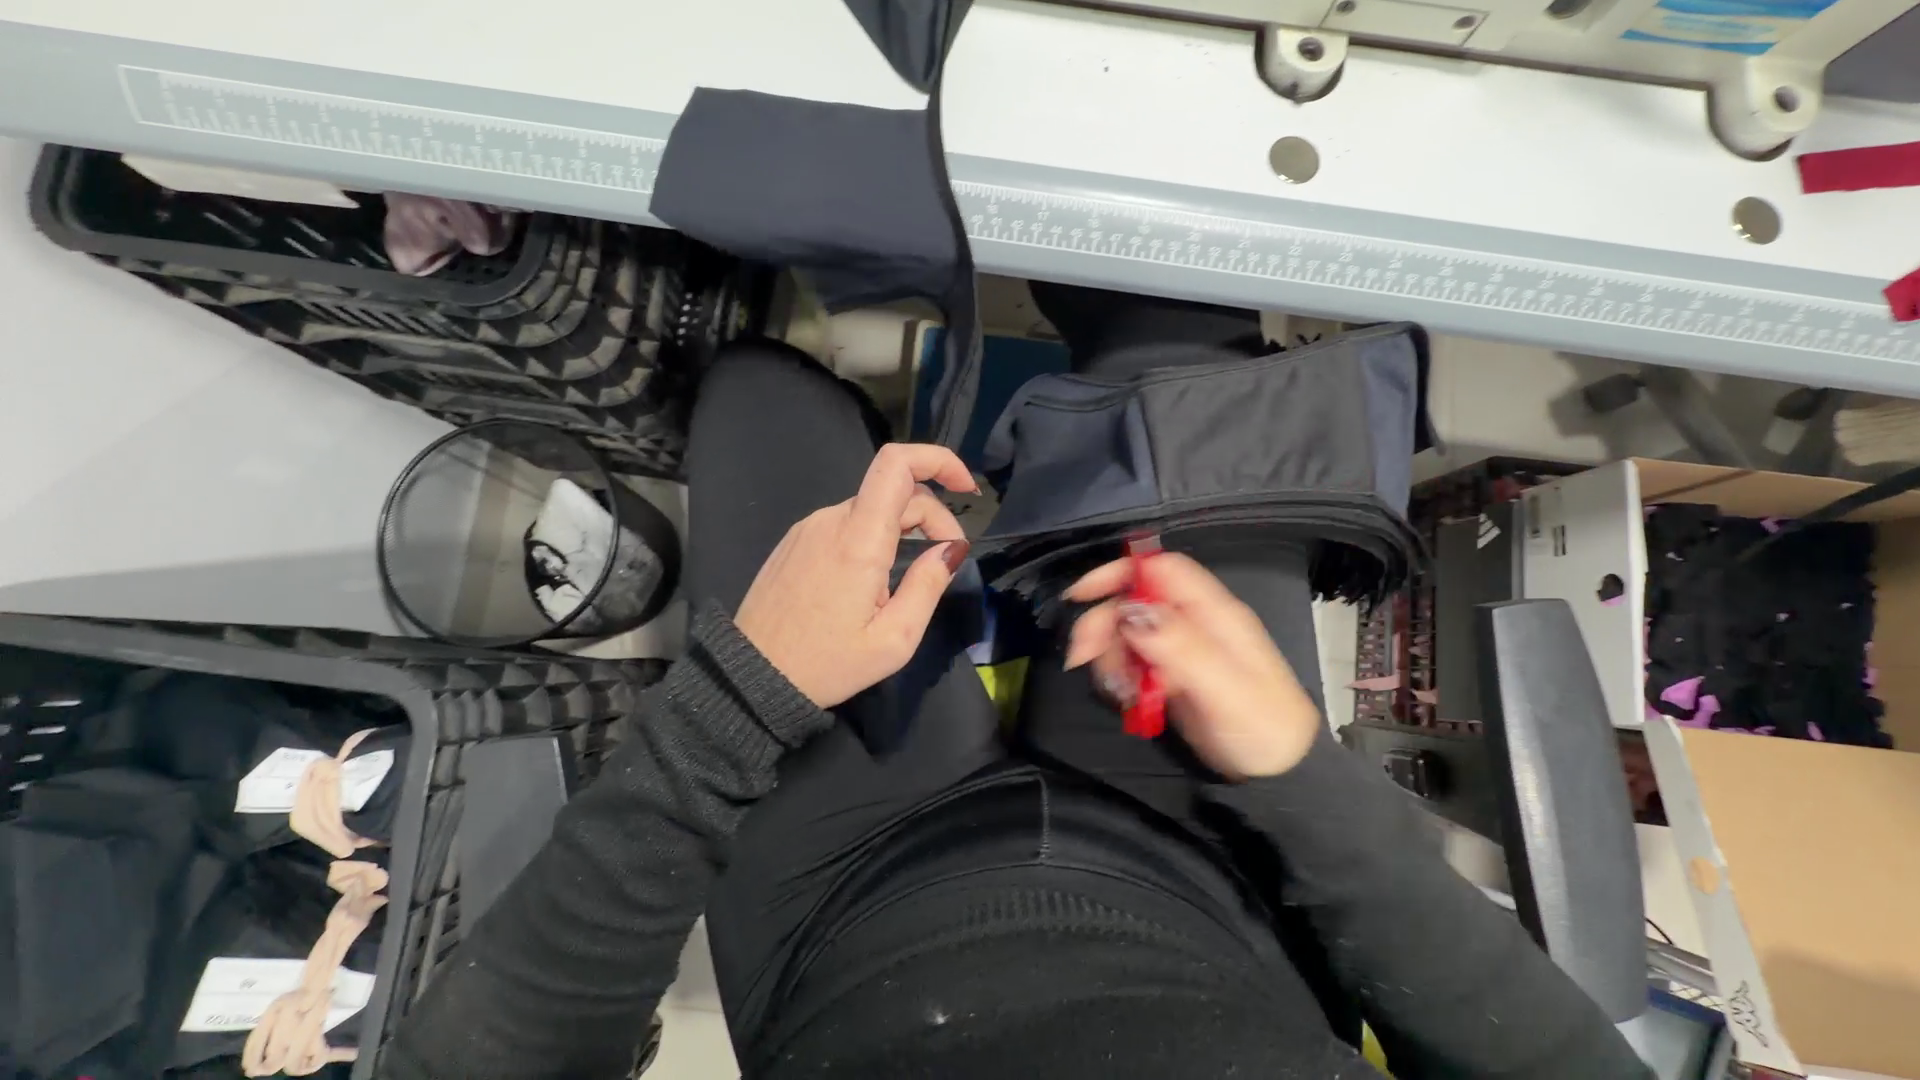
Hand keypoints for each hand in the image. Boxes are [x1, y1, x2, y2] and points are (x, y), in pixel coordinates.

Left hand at [735, 444, 976, 707]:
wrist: (751, 677)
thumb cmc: (826, 664)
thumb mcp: (894, 640)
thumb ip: (928, 585)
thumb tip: (951, 548)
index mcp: (858, 540)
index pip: (897, 464)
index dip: (938, 460)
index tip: (965, 488)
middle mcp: (831, 520)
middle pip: (893, 491)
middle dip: (931, 516)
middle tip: (945, 560)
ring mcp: (808, 528)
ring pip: (870, 509)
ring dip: (901, 529)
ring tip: (902, 584)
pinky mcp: (795, 541)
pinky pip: (845, 524)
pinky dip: (872, 537)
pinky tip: (871, 581)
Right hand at [1063, 552, 1320, 780]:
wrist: (1278, 774)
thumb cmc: (1261, 728)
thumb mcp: (1224, 688)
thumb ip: (1180, 646)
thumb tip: (1132, 610)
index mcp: (1213, 614)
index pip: (1161, 570)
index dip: (1119, 572)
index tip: (1081, 596)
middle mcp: (1194, 624)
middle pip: (1134, 601)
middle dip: (1102, 624)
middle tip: (1080, 659)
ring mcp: (1181, 649)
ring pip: (1126, 632)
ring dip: (1108, 657)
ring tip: (1118, 692)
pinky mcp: (1170, 676)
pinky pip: (1131, 662)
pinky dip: (1119, 677)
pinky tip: (1127, 700)